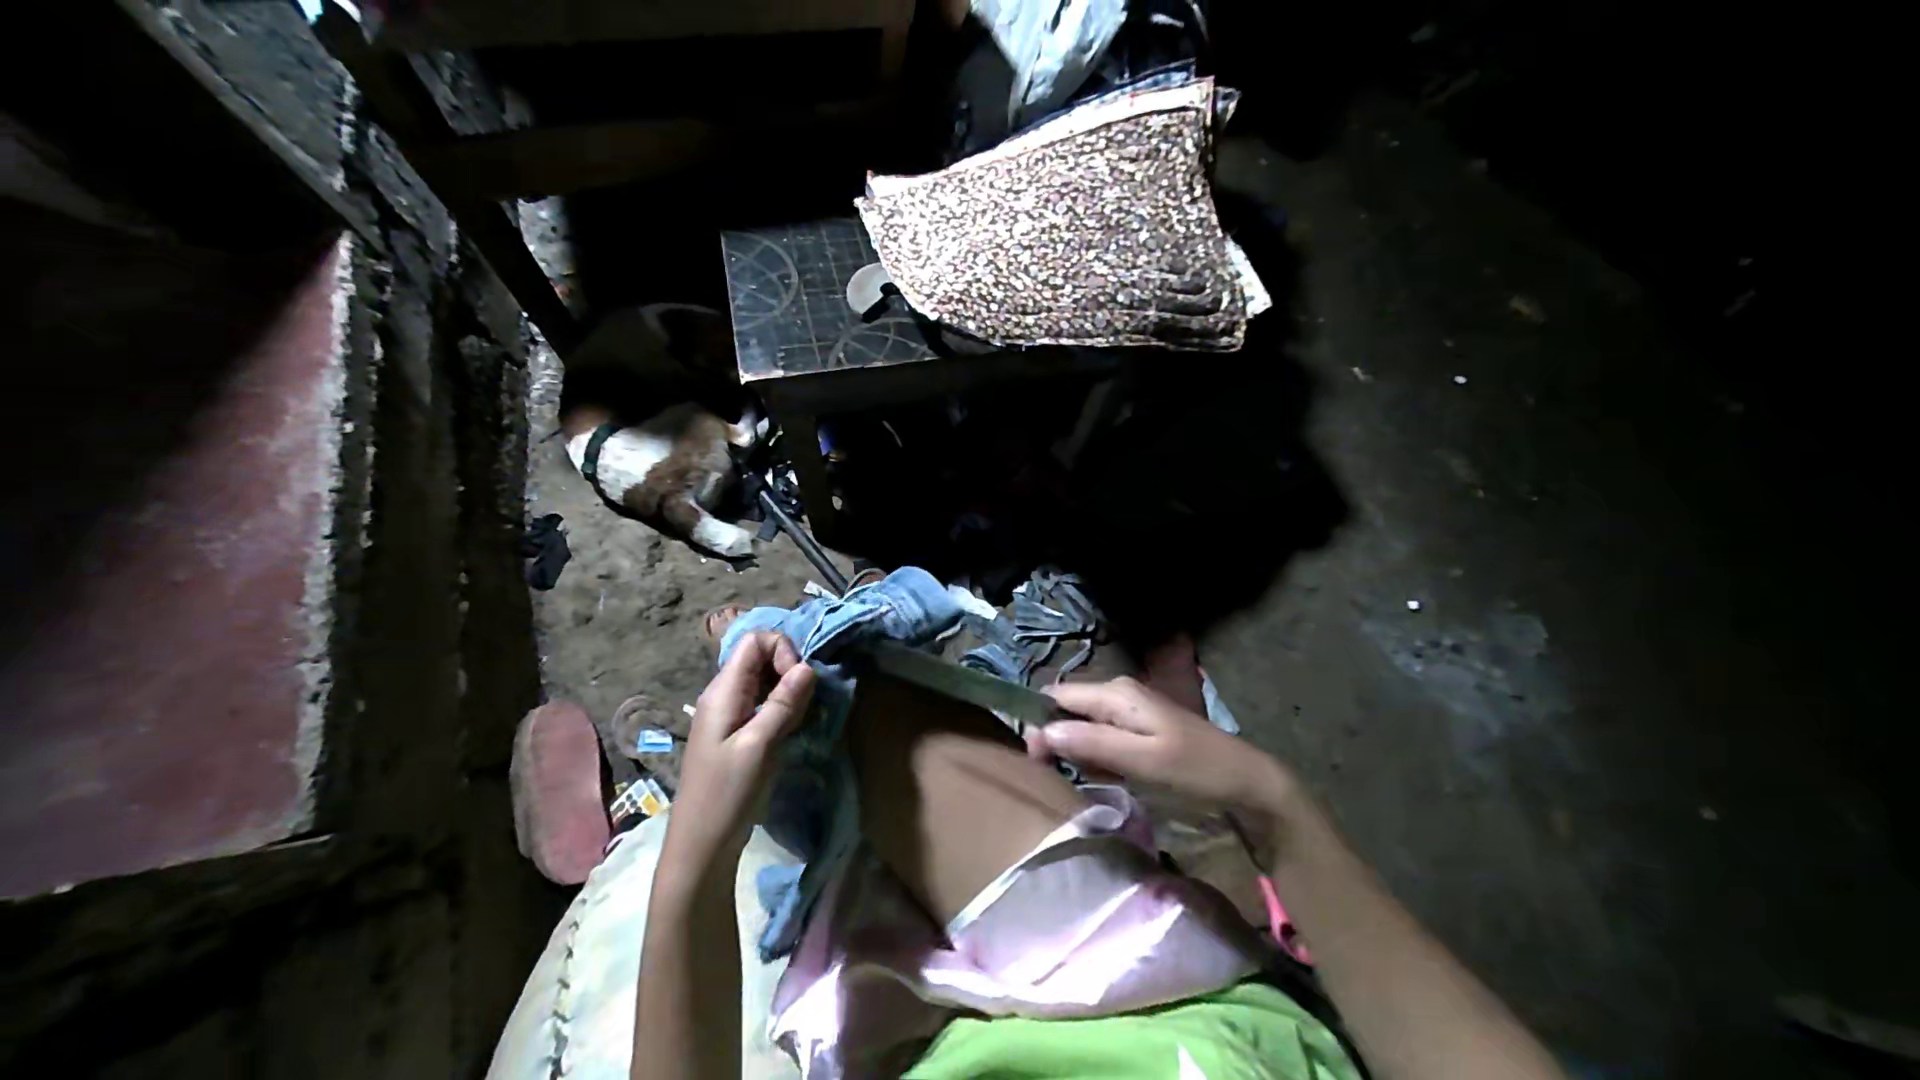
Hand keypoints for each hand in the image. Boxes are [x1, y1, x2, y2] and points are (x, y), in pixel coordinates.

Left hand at [661, 632, 815, 882]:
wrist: (702, 843)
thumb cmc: (727, 794)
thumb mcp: (759, 746)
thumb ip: (783, 704)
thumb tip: (808, 666)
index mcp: (723, 691)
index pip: (755, 641)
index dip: (783, 650)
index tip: (800, 682)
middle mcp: (726, 694)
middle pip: (761, 656)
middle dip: (790, 669)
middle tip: (804, 704)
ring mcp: (732, 713)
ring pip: (766, 679)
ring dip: (790, 690)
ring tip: (801, 718)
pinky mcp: (740, 731)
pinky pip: (765, 702)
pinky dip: (784, 707)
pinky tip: (793, 728)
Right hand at [1035, 676, 1297, 814]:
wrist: (1248, 783)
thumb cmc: (1195, 771)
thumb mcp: (1142, 761)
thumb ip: (1092, 744)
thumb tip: (1041, 733)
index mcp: (1115, 693)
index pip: (1057, 697)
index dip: (1039, 724)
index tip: (1036, 761)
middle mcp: (1117, 693)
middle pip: (1067, 709)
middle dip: (1057, 740)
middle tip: (1061, 776)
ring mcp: (1129, 710)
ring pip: (1082, 725)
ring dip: (1076, 752)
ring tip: (1086, 779)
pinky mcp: (1138, 729)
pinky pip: (1101, 737)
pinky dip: (1096, 757)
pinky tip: (1107, 776)